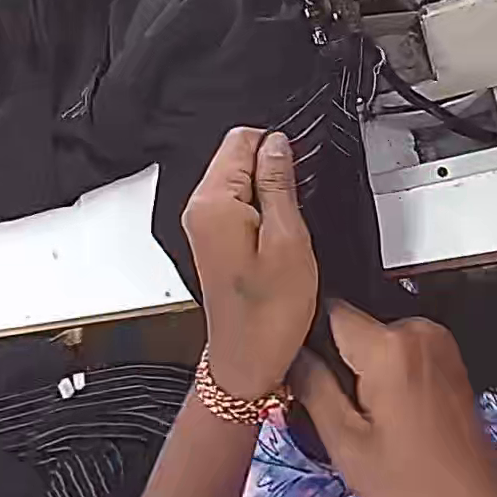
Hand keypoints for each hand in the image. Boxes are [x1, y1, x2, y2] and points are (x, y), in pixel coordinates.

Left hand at [181, 127, 317, 399]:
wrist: (249, 357)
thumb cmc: (268, 312)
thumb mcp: (288, 238)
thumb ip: (279, 183)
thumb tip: (277, 143)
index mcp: (214, 203)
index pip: (241, 139)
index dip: (277, 148)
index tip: (296, 175)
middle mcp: (200, 209)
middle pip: (238, 154)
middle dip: (272, 168)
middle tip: (294, 207)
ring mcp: (205, 223)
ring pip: (241, 177)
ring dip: (270, 190)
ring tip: (287, 225)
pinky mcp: (215, 236)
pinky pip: (239, 200)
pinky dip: (263, 207)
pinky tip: (278, 233)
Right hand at [287, 301, 496, 496]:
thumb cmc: (407, 483)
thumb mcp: (346, 443)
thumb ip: (312, 386)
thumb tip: (289, 350)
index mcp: (390, 345)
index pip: (331, 309)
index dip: (309, 333)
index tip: (300, 366)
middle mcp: (416, 326)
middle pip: (355, 323)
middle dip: (338, 354)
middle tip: (337, 404)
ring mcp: (436, 335)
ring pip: (376, 334)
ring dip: (362, 361)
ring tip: (366, 410)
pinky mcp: (447, 348)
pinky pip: (400, 343)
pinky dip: (386, 365)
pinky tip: (390, 406)